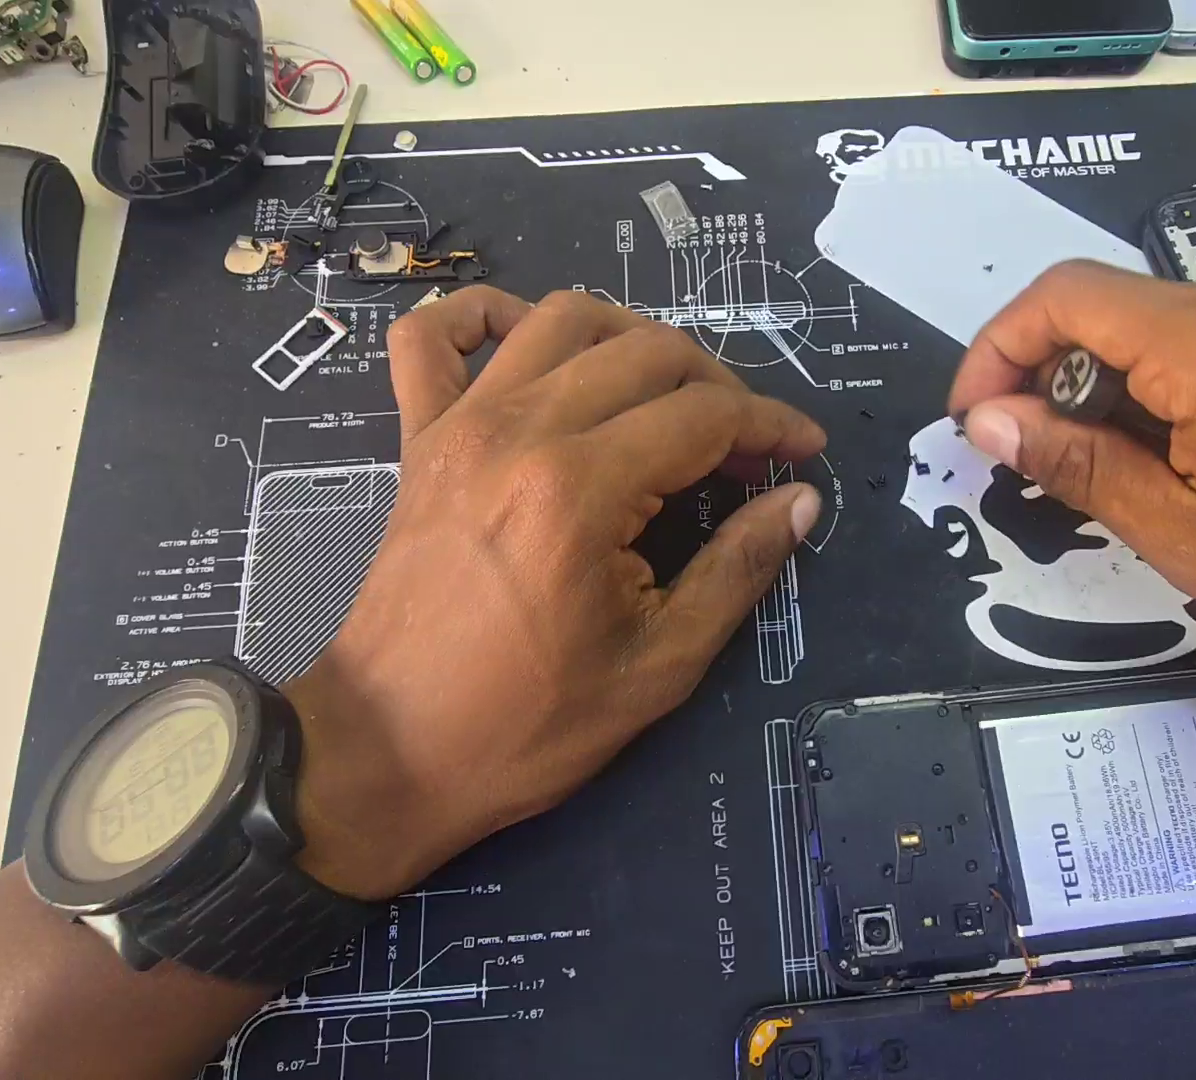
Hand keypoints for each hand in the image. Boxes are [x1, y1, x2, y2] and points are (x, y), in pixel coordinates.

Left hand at [285, 288, 824, 899]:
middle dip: (721, 387)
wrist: (390, 748)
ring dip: (636, 340)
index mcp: (582, 490)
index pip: (705, 415)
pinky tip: (533, 343)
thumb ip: (738, 569)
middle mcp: (521, 430)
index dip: (771, 425)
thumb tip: (801, 500)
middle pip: (649, 352)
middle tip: (744, 448)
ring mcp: (460, 424)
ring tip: (668, 396)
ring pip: (564, 319)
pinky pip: (435, 335)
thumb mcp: (660, 665)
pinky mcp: (419, 438)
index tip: (804, 449)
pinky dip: (488, 315)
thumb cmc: (529, 723)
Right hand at [947, 259, 1195, 742]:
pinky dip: (1173, 390)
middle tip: (1040, 472)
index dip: (996, 350)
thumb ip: (1081, 465)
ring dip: (1114, 394)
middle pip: (1114, 311)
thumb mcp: (1195, 541)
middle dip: (1054, 383)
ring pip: (1167, 329)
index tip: (975, 422)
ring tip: (1119, 481)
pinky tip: (1189, 460)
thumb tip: (988, 422)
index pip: (1066, 298)